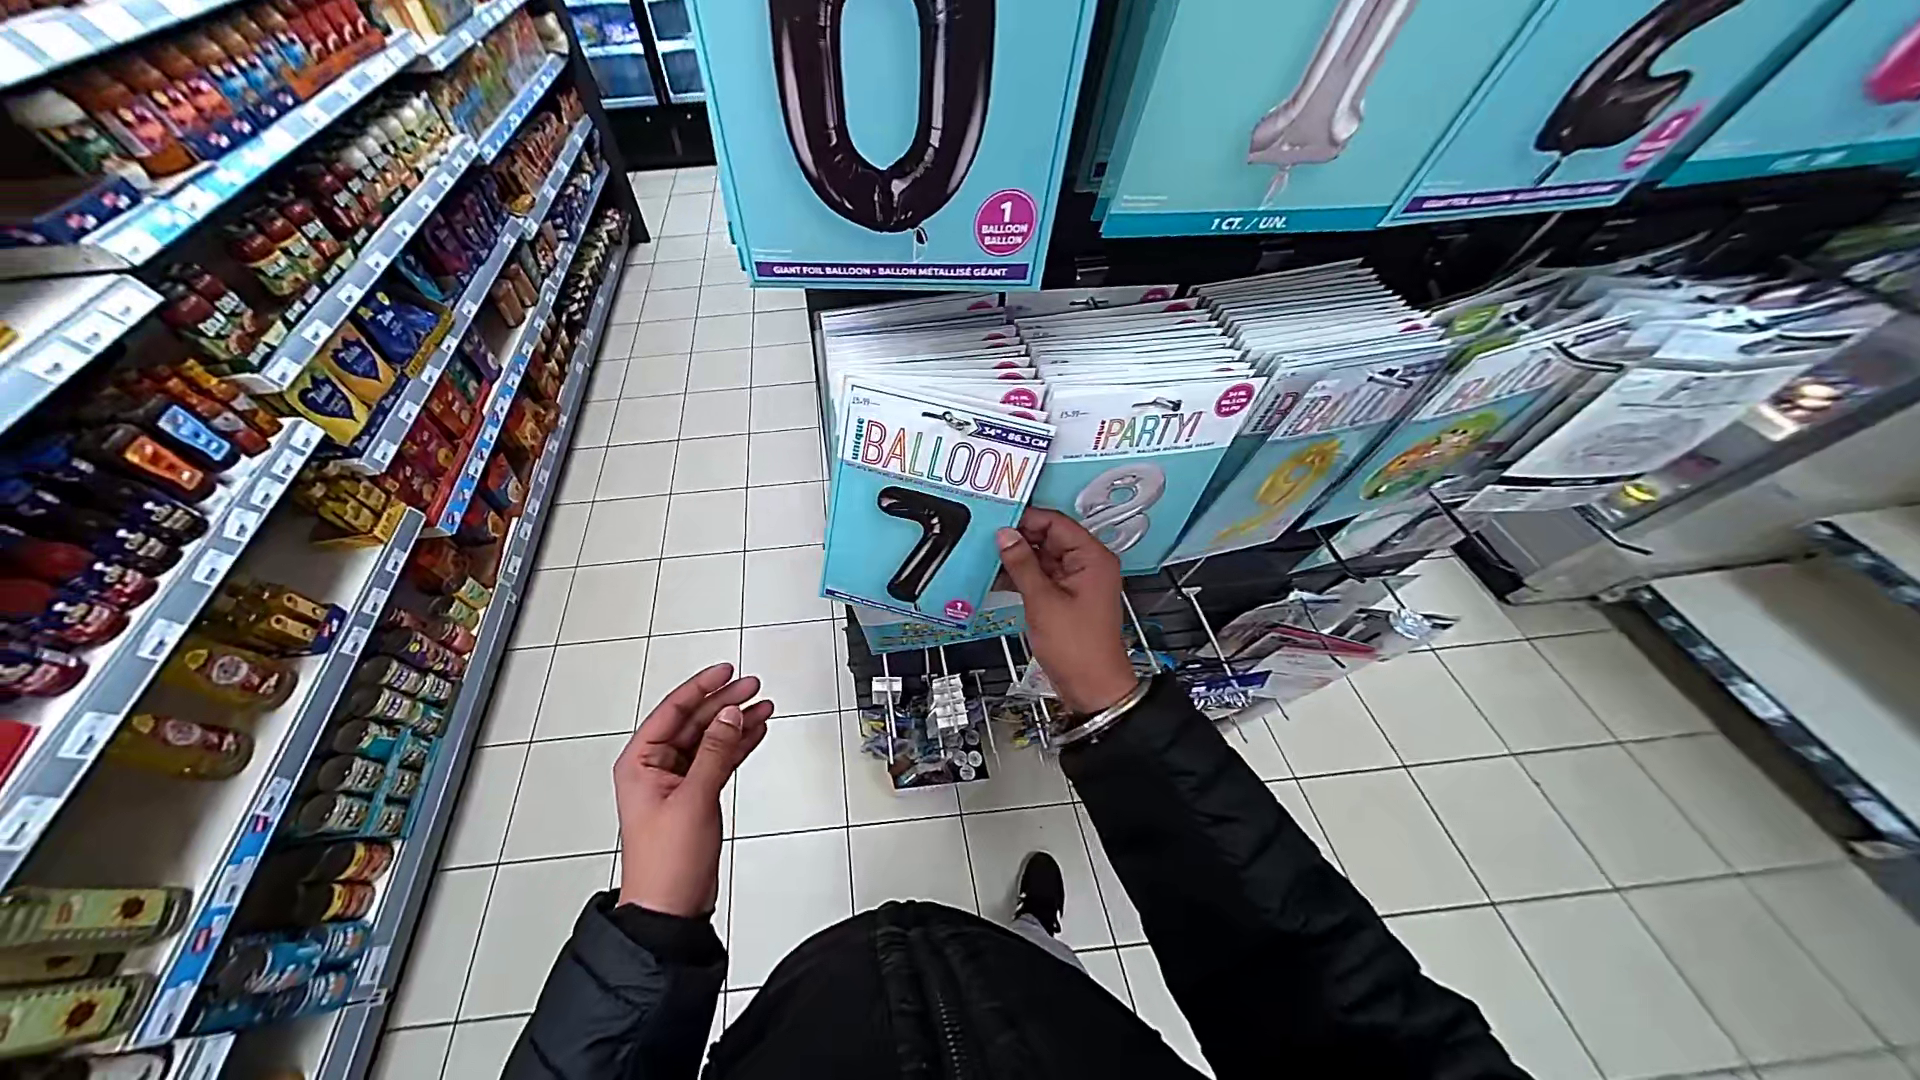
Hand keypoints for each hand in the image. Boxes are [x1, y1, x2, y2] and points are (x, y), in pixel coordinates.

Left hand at [615, 663, 771, 916]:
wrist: (671, 908)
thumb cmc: (664, 863)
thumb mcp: (693, 798)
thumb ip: (714, 751)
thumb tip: (729, 714)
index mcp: (641, 762)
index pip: (673, 711)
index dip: (701, 687)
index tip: (726, 671)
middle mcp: (658, 766)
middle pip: (696, 720)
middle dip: (725, 702)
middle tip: (752, 686)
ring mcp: (679, 779)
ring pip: (712, 737)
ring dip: (737, 720)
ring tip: (763, 704)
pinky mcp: (697, 792)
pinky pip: (721, 756)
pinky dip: (740, 743)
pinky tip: (756, 730)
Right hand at [995, 509, 1138, 713]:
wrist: (1091, 686)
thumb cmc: (1080, 649)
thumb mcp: (1043, 601)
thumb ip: (1022, 564)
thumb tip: (1007, 537)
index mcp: (1092, 558)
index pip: (1056, 522)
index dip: (1026, 519)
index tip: (1000, 520)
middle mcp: (1088, 565)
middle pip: (1049, 538)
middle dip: (1019, 539)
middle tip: (990, 540)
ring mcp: (1078, 581)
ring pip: (1043, 557)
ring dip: (1019, 559)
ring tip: (991, 560)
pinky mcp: (1067, 597)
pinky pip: (1042, 576)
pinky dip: (1023, 576)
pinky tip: (1001, 578)